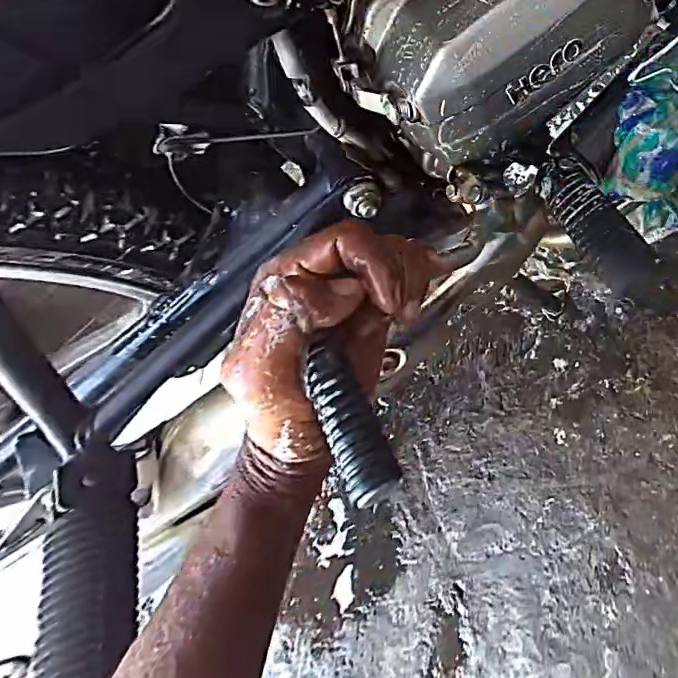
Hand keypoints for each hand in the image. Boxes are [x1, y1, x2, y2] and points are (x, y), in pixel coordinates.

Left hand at [222, 222, 442, 466]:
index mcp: (284, 280)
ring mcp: (349, 290)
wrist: (302, 436)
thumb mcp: (259, 368)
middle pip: (373, 242)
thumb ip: (288, 319)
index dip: (372, 265)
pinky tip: (408, 309)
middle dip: (396, 274)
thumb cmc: (275, 408)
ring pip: (395, 251)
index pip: (341, 242)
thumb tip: (337, 291)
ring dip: (410, 279)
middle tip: (397, 310)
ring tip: (401, 313)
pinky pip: (406, 272)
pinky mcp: (373, 306)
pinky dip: (419, 283)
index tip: (384, 303)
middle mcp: (318, 278)